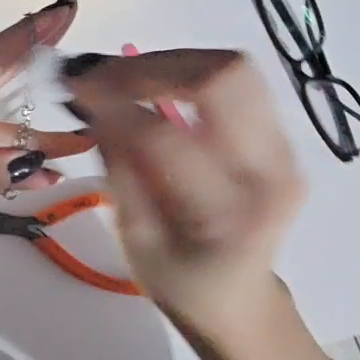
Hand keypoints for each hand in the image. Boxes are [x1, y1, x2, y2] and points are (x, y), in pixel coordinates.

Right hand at [66, 49, 305, 340]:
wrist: (238, 297)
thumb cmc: (178, 280)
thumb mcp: (133, 240)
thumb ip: (119, 171)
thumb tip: (95, 104)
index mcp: (225, 216)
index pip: (165, 137)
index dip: (113, 102)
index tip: (73, 85)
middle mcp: (270, 173)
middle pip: (222, 79)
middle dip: (152, 66)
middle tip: (103, 74)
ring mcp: (286, 149)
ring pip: (233, 67)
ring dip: (170, 62)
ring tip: (124, 77)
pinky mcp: (283, 135)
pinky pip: (236, 80)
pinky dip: (188, 71)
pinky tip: (153, 87)